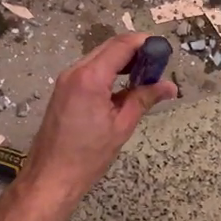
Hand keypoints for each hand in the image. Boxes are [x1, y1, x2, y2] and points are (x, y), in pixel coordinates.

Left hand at [19, 33, 177, 205]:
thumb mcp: (121, 126)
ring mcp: (66, 79)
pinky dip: (109, 71)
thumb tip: (170, 86)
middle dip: (135, 50)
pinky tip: (124, 85)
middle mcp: (75, 71)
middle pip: (110, 47)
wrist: (50, 177)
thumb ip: (144, 99)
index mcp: (90, 78)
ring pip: (99, 57)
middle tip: (158, 64)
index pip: (121, 45)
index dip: (144, 43)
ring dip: (122, 60)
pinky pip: (90, 69)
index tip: (164, 50)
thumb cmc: (88, 156)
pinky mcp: (63, 89)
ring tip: (146, 76)